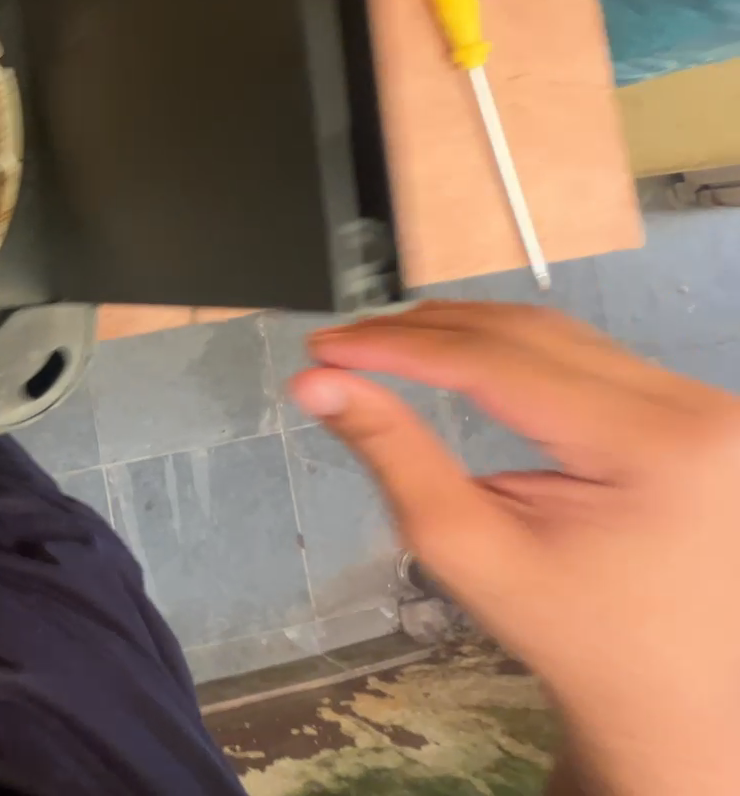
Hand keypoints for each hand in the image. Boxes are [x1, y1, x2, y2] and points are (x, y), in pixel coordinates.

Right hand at [291, 302, 739, 793]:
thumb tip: (314, 383)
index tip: (319, 347)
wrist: (675, 685)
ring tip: (372, 344)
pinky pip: (573, 353)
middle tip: (335, 344)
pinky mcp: (687, 414)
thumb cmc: (568, 626)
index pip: (492, 362)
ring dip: (450, 330)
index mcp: (653, 444)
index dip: (392, 344)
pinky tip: (442, 353)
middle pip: (522, 334)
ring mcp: (702, 408)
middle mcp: (696, 409)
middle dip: (414, 331)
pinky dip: (493, 346)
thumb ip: (387, 448)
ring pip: (547, 332)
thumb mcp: (458, 540)